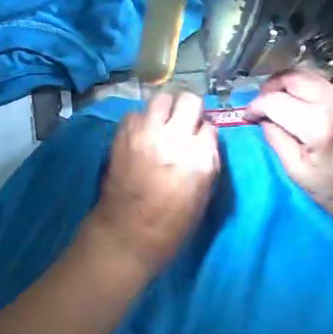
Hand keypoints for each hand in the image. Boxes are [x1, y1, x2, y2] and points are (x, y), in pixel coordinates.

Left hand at [81, 91, 219, 274]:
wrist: (125, 235)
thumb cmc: (170, 226)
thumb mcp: (202, 195)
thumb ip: (205, 161)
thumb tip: (202, 139)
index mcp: (200, 159)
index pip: (209, 127)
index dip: (202, 134)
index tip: (196, 142)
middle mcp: (174, 139)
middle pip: (188, 101)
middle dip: (187, 110)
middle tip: (181, 125)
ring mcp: (145, 134)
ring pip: (161, 98)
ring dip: (164, 110)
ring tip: (161, 125)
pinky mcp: (122, 136)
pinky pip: (136, 114)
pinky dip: (140, 121)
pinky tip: (140, 137)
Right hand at [247, 67, 332, 237]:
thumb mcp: (297, 172)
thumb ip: (276, 138)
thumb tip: (262, 118)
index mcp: (320, 125)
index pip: (276, 100)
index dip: (256, 105)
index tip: (247, 114)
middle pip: (297, 77)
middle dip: (274, 87)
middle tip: (263, 103)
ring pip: (317, 80)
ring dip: (297, 91)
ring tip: (288, 108)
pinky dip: (320, 97)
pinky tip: (318, 114)